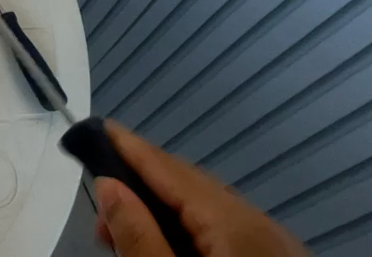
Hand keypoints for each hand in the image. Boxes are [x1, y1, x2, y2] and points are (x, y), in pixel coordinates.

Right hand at [94, 123, 307, 256]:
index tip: (94, 126)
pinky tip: (168, 241)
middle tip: (99, 204)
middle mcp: (264, 224)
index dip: (128, 145)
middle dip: (139, 183)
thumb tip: (108, 185)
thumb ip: (140, 237)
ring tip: (125, 228)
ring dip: (162, 209)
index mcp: (239, 224)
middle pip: (188, 183)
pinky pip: (226, 229)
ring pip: (206, 207)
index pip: (169, 168)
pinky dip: (190, 227)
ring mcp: (277, 244)